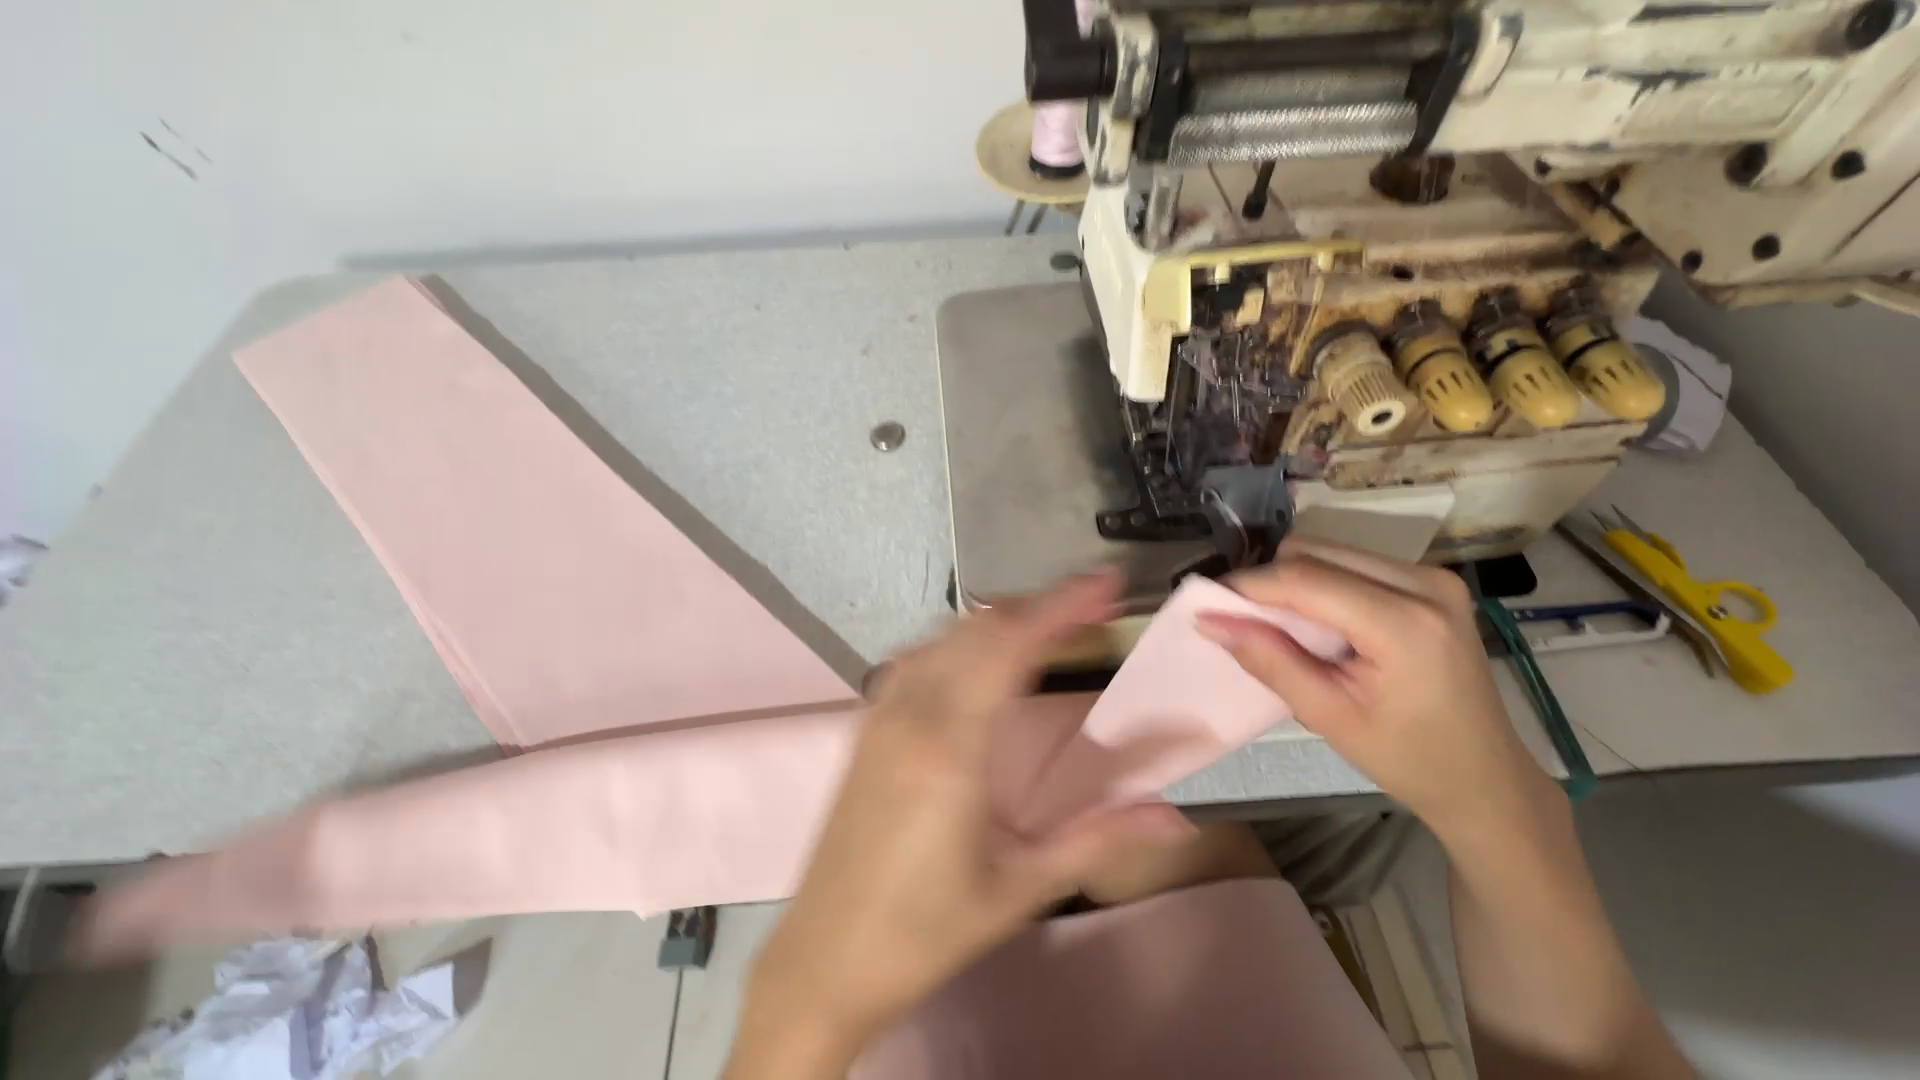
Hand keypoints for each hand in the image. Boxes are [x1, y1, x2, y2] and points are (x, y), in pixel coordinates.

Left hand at [732, 570, 1192, 1075]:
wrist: (823, 961)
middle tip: (1094, 608)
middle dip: (1039, 606)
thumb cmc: (924, 932)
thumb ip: (1096, 839)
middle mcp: (910, 716)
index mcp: (951, 748)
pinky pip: (914, 660)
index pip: (1009, 644)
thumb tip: (1174, 814)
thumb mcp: (1018, 890)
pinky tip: (979, 665)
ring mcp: (879, 718)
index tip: (1106, 584)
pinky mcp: (863, 731)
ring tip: (1049, 629)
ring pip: (943, 637)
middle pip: (978, 629)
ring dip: (998, 622)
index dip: (1061, 604)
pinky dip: (958, 643)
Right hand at [1197, 539, 1557, 837]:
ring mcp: (1432, 578)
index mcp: (1405, 623)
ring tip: (1282, 629)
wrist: (1484, 778)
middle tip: (1243, 623)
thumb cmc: (1408, 758)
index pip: (1305, 579)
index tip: (1205, 603)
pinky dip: (1322, 585)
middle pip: (1317, 552)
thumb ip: (1270, 661)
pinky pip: (1355, 563)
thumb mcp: (1329, 716)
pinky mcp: (1431, 582)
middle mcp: (1424, 583)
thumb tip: (1210, 622)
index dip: (1248, 586)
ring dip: (1295, 582)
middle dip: (1270, 582)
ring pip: (1333, 552)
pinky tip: (1319, 626)